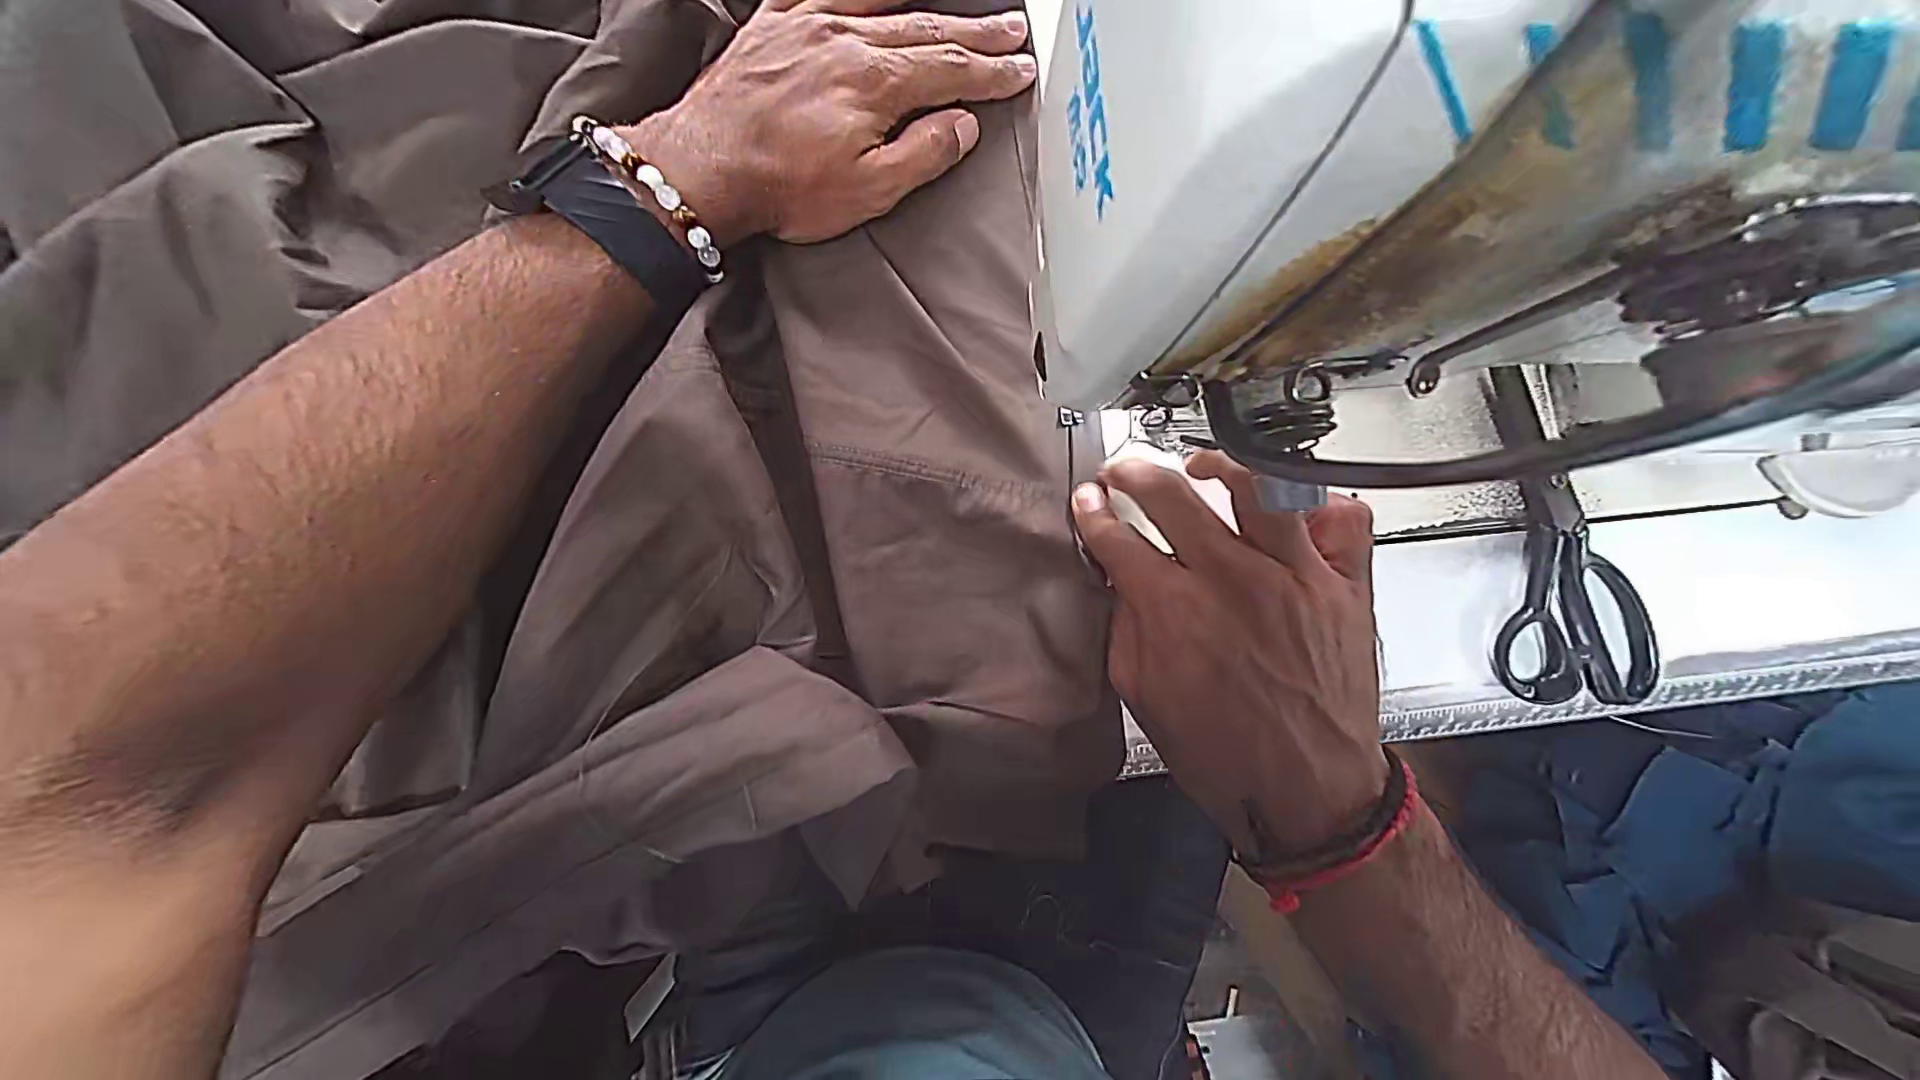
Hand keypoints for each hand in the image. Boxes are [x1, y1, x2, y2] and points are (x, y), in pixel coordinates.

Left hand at [621, 0, 1035, 244]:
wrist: (709, 168)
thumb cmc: (785, 187)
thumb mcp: (868, 191)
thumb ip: (921, 154)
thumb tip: (962, 126)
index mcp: (874, 83)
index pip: (950, 70)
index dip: (991, 72)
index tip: (1018, 72)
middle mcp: (846, 40)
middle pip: (928, 28)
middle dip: (976, 31)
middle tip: (1011, 29)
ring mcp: (809, 24)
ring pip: (886, 2)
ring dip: (932, 4)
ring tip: (965, 4)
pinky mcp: (777, 24)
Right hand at [1071, 451, 1387, 855]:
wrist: (1309, 793)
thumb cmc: (1226, 754)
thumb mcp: (1143, 695)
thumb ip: (1123, 626)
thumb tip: (1118, 578)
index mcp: (1176, 614)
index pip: (1119, 537)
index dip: (1093, 513)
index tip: (1088, 503)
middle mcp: (1235, 584)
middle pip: (1172, 495)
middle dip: (1133, 474)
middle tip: (1122, 473)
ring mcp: (1296, 579)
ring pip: (1256, 484)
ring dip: (1218, 464)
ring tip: (1201, 466)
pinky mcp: (1344, 588)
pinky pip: (1341, 517)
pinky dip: (1315, 502)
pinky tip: (1287, 507)